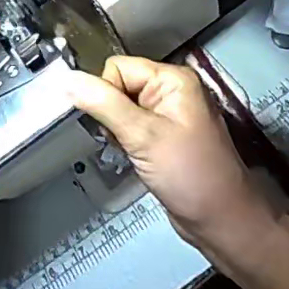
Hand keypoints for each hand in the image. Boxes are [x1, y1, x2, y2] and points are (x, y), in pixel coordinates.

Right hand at [63, 56, 279, 253]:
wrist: (221, 220)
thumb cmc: (192, 176)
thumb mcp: (142, 136)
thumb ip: (103, 103)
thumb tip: (68, 79)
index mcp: (172, 79)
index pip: (117, 67)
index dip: (107, 94)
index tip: (115, 125)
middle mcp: (170, 91)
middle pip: (117, 86)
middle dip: (111, 115)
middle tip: (126, 142)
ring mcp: (168, 115)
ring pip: (120, 109)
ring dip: (117, 131)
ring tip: (133, 153)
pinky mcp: (162, 136)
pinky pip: (130, 127)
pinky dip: (125, 142)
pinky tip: (136, 159)